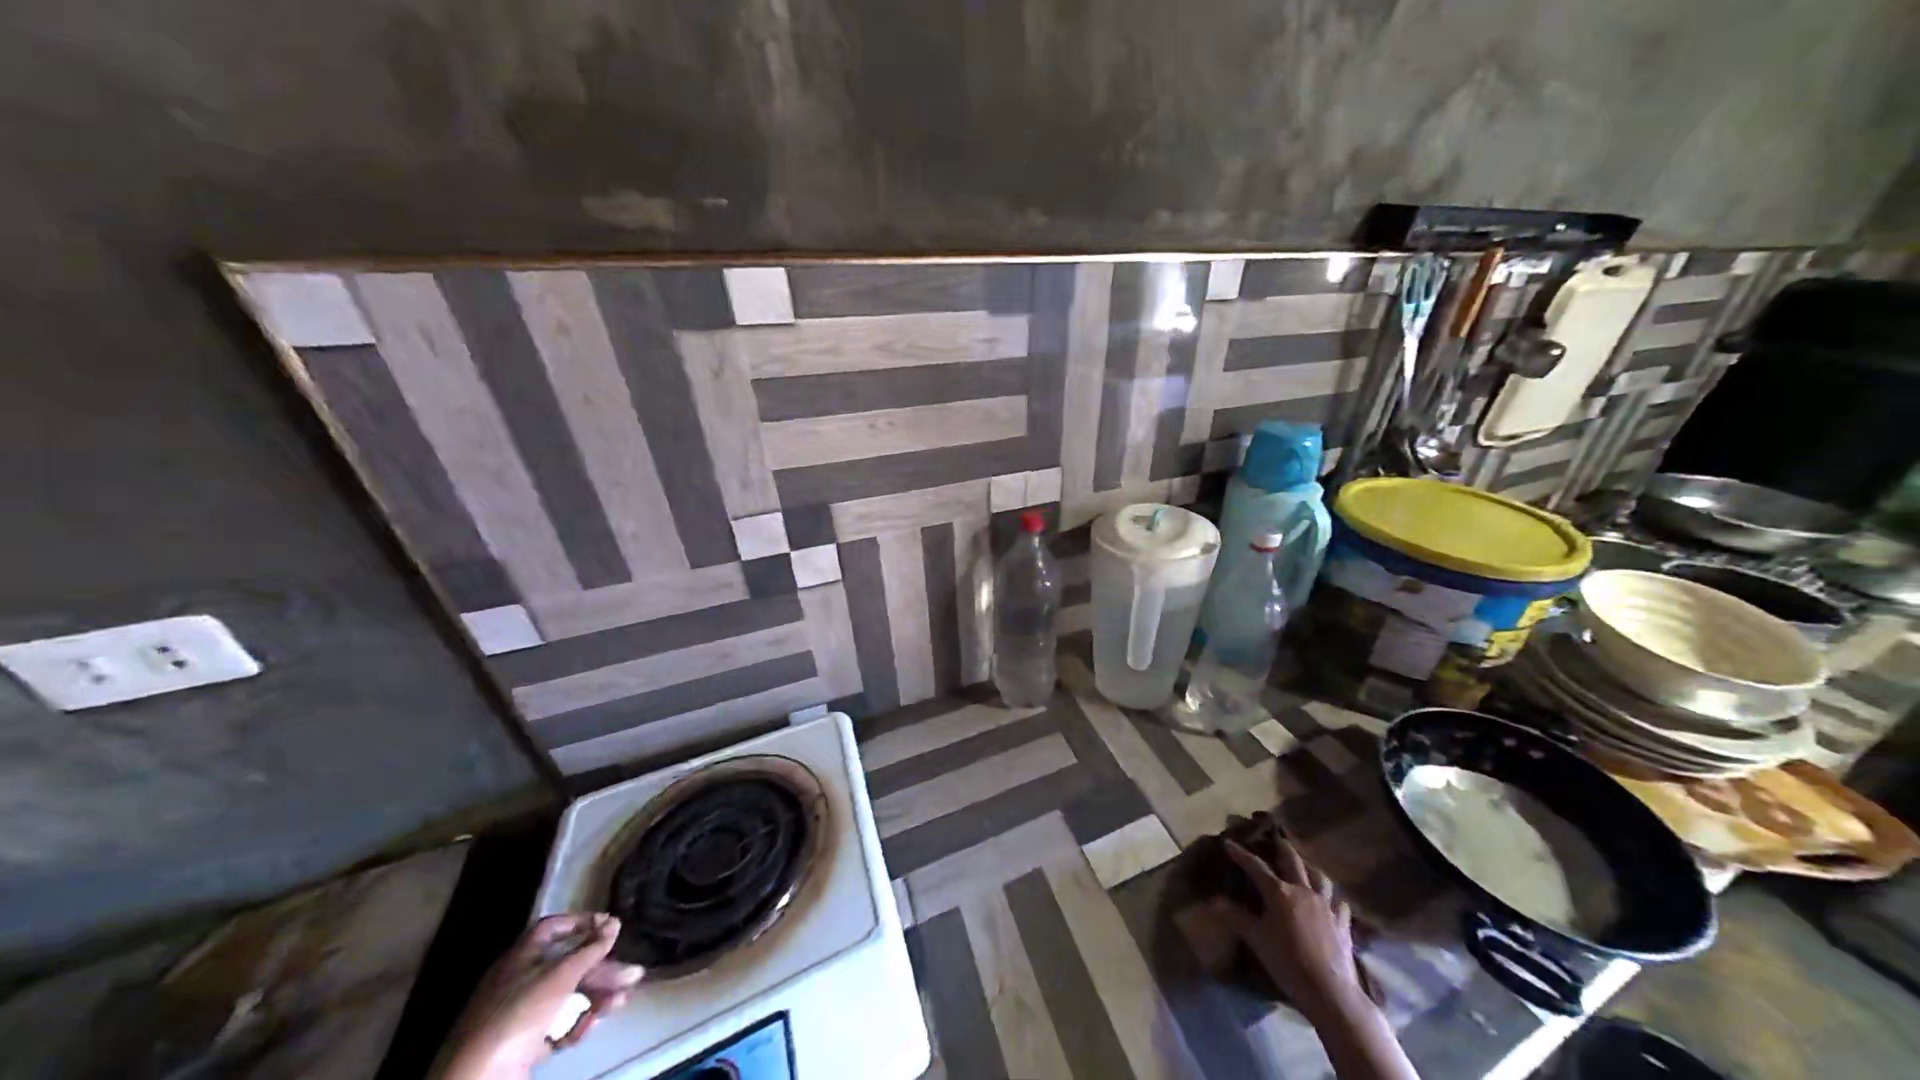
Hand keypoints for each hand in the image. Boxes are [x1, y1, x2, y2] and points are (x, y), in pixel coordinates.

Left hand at [434, 913, 645, 1079]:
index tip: (611, 926)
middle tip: (632, 974)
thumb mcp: (558, 976)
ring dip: (597, 996)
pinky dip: (577, 1024)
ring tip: (622, 1001)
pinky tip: (592, 1025)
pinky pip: (558, 1026)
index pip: (553, 928)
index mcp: (521, 958)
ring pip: (567, 997)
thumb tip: (614, 922)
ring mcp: (522, 1016)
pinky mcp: (525, 1045)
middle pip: (568, 966)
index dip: (582, 922)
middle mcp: (521, 982)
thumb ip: (589, 950)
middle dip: (601, 969)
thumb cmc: (518, 1016)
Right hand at [1208, 839, 1367, 1018]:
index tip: (1229, 843)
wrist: (1329, 990)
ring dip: (1310, 868)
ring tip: (1305, 866)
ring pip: (1320, 878)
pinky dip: (1332, 897)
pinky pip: (1338, 903)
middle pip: (1293, 861)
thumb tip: (1214, 902)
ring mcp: (1326, 906)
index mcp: (1279, 892)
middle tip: (1276, 839)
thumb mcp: (1256, 939)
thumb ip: (1236, 918)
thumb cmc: (1287, 961)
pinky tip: (1330, 901)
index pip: (1256, 867)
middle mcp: (1304, 891)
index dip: (1242, 854)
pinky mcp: (1343, 923)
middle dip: (1282, 848)